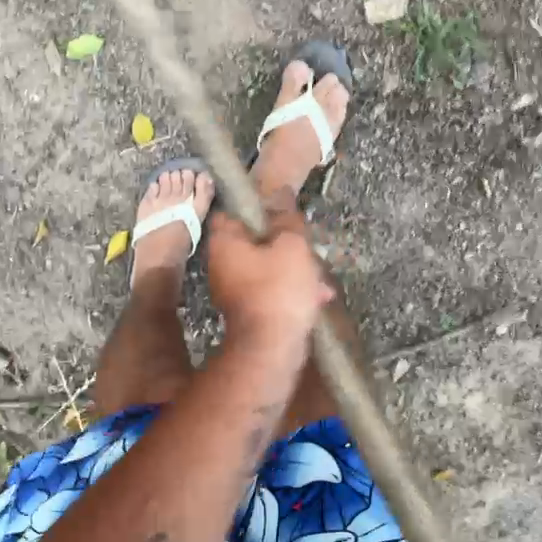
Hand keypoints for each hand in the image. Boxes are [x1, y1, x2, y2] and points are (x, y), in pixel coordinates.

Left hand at [204, 209, 331, 353]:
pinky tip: (317, 298)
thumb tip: (281, 192)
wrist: (271, 349)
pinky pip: (269, 290)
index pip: (231, 212)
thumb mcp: (291, 246)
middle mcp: (220, 264)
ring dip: (292, 269)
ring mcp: (231, 289)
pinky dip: (289, 291)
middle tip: (309, 249)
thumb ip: (287, 219)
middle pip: (253, 241)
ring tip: (321, 281)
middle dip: (284, 243)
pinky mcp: (247, 311)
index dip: (256, 207)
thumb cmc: (279, 289)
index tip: (281, 211)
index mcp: (224, 242)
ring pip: (265, 267)